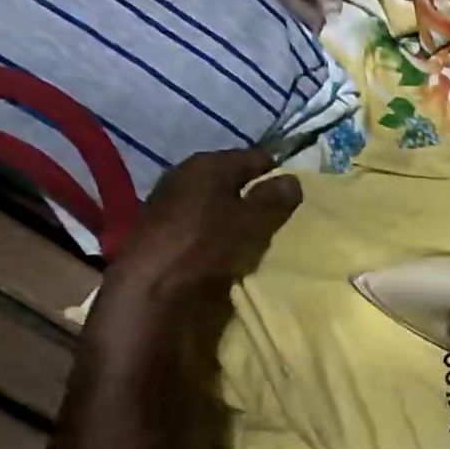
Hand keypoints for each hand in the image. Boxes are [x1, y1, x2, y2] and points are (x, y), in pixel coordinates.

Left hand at [107, 149, 301, 305]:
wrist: (154, 290)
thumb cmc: (209, 246)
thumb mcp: (254, 221)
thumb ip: (275, 199)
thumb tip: (292, 180)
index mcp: (208, 164)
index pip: (255, 158)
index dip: (278, 175)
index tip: (295, 199)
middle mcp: (186, 176)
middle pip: (236, 181)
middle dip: (259, 198)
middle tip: (281, 221)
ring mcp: (173, 205)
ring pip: (221, 205)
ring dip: (240, 220)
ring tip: (260, 240)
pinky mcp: (167, 232)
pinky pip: (207, 226)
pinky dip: (222, 236)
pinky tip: (234, 253)